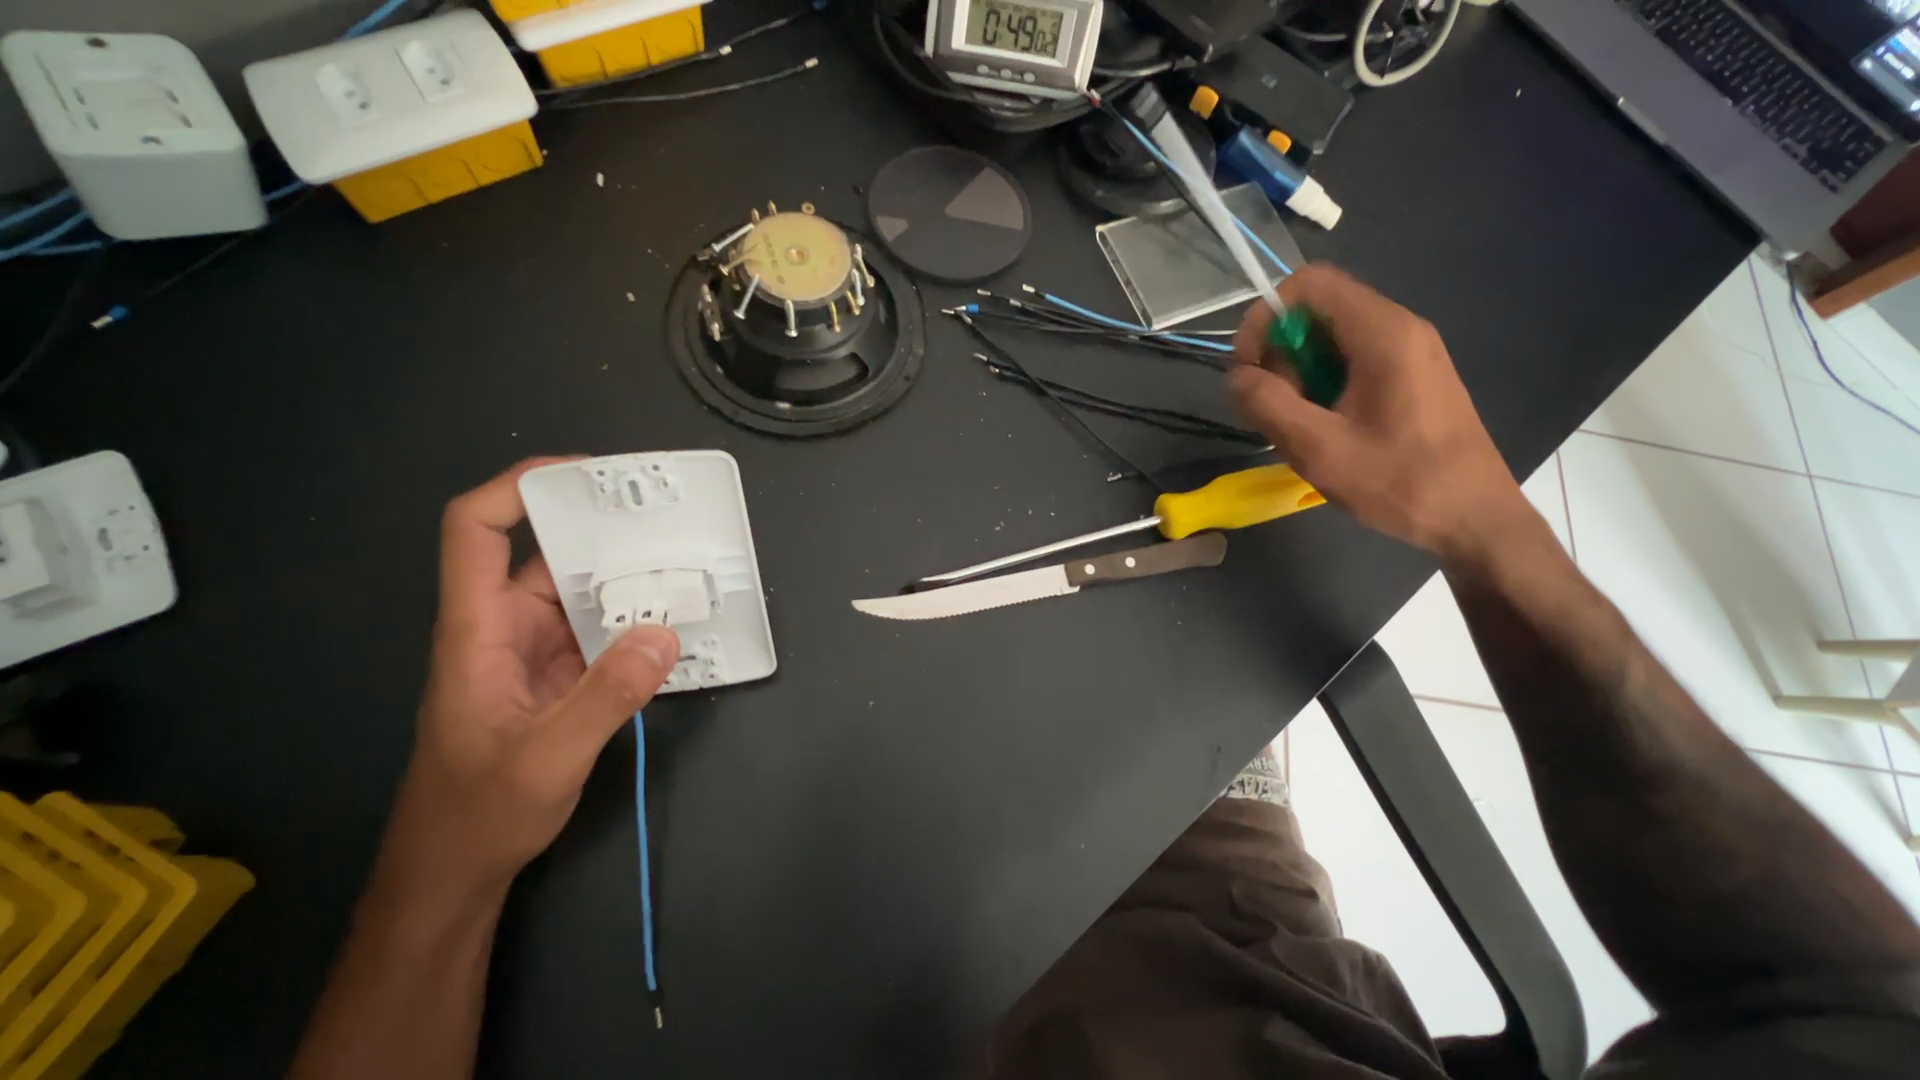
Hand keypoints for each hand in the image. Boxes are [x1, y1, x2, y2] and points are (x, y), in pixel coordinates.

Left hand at [387, 458, 679, 893]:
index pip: (476, 530)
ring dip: (626, 581)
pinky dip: (633, 626)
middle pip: (545, 555)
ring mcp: (530, 655)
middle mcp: (502, 629)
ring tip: (687, 567)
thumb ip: (606, 697)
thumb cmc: (478, 814)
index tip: (587, 478)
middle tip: (668, 519)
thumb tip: (664, 634)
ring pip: (578, 596)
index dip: (521, 488)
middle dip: (602, 531)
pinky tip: (675, 628)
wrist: (453, 873)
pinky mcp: (554, 682)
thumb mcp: (546, 758)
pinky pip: (597, 636)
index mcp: (477, 630)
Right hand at [1228, 265, 1539, 566]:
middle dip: (1281, 353)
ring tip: (1301, 425)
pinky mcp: (1411, 376)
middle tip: (1277, 407)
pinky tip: (1326, 429)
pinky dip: (1324, 385)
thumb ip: (1269, 404)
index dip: (1265, 316)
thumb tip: (1236, 376)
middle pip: (1318, 310)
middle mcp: (1400, 328)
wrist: (1474, 518)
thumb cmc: (1401, 482)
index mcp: (1383, 333)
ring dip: (1299, 374)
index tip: (1251, 367)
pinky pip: (1352, 360)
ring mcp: (1409, 352)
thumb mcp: (1320, 448)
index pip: (1309, 283)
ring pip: (1331, 338)